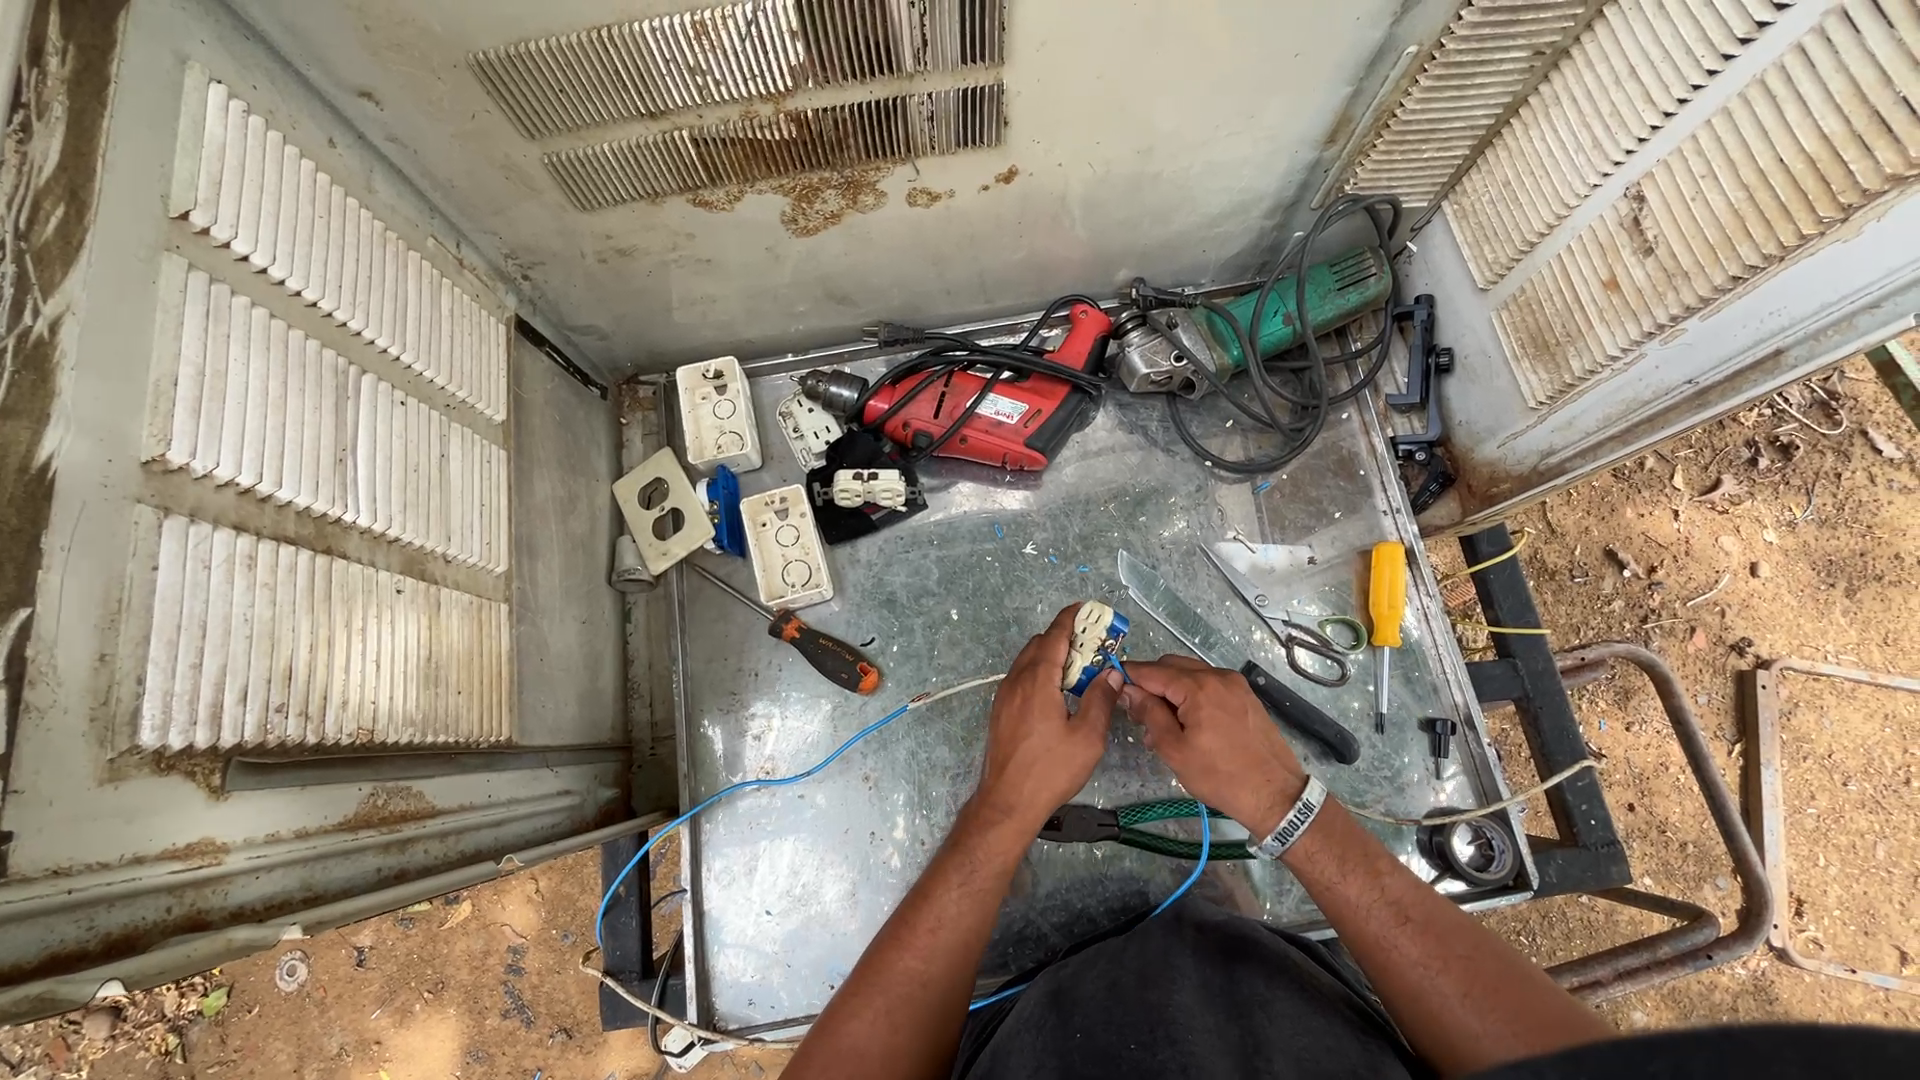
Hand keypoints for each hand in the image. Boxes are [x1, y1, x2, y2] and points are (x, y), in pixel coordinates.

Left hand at [971, 605, 1122, 831]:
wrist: (1007, 801)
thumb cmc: (1050, 770)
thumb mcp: (1087, 737)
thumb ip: (1100, 700)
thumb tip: (1111, 673)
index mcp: (1037, 681)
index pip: (1053, 636)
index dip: (1070, 619)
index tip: (1085, 609)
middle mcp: (1016, 682)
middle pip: (1039, 645)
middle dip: (1064, 638)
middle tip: (1092, 646)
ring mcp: (1004, 696)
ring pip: (1027, 662)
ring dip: (1051, 656)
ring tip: (1079, 670)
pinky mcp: (1000, 712)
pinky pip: (1021, 679)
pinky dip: (1040, 673)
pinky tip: (1058, 693)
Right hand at [1121, 657, 1308, 836]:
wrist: (1275, 795)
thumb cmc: (1220, 776)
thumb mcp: (1174, 749)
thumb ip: (1149, 714)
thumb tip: (1128, 691)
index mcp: (1199, 687)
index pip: (1152, 671)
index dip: (1129, 677)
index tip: (1112, 688)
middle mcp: (1218, 676)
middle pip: (1172, 666)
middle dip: (1150, 683)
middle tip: (1136, 711)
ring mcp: (1235, 684)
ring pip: (1191, 674)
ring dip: (1171, 689)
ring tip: (1162, 722)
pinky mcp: (1245, 696)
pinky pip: (1209, 685)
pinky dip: (1192, 695)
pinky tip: (1187, 722)